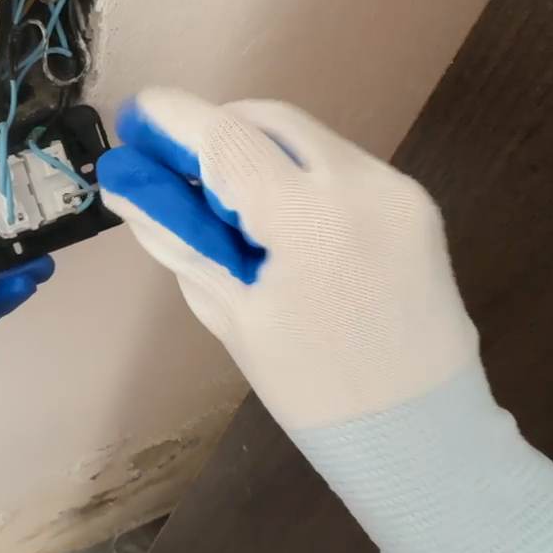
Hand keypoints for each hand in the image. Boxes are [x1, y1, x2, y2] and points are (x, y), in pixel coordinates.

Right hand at [97, 88, 552, 552]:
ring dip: (249, 146)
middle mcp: (364, 185)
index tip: (134, 116)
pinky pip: (330, 158)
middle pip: (265, 117)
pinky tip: (272, 212)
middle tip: (174, 163)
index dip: (171, 117)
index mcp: (313, 221)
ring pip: (299, 133)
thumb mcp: (226, 310)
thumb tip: (127, 180)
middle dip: (211, 128)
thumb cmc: (308, 386)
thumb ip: (174, 232)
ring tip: (222, 198)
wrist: (426, 436)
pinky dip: (287, 166)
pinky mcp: (412, 198)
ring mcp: (397, 187)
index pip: (225, 137)